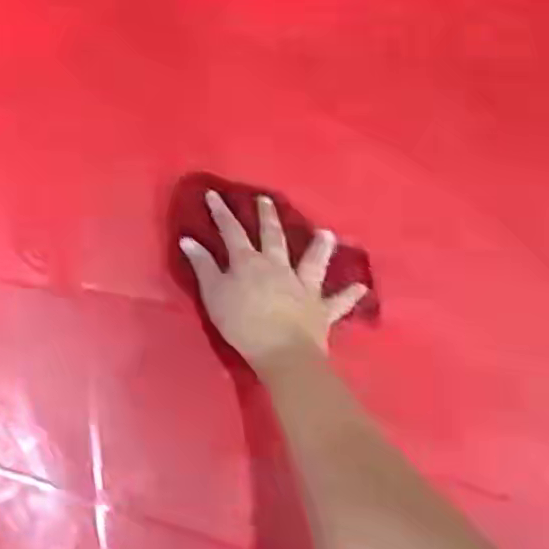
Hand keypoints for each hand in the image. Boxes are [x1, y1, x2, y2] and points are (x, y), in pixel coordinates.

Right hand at [179, 191, 368, 370]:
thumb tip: (188, 239)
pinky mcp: (322, 309)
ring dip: (320, 247)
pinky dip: (349, 294)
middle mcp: (277, 267)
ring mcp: (303, 287)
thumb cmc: (241, 321)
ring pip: (312, 262)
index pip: (231, 230)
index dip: (221, 212)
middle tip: (267, 199)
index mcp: (248, 262)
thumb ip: (202, 265)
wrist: (284, 354)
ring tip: (326, 233)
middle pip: (272, 237)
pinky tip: (361, 287)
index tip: (214, 194)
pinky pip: (339, 301)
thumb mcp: (213, 292)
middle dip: (267, 217)